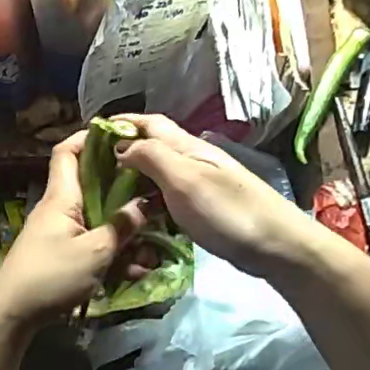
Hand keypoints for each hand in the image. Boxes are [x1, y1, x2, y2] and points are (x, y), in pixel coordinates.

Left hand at [0, 129, 145, 329]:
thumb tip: (144, 205)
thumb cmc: (51, 276)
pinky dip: (114, 255)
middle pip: (94, 187)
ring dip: (126, 233)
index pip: (68, 152)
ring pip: (99, 222)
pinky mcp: (63, 258)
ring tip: (154, 249)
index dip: (91, 138)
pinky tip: (137, 271)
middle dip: (126, 192)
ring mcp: (61, 235)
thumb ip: (122, 227)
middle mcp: (60, 210)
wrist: (12, 314)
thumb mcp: (94, 252)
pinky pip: (94, 247)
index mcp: (62, 197)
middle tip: (155, 197)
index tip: (122, 138)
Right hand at [111, 114, 322, 276]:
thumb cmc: (228, 212)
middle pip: (153, 145)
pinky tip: (138, 212)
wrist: (277, 246)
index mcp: (188, 147)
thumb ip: (152, 157)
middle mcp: (193, 159)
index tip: (92, 132)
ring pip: (159, 171)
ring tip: (108, 191)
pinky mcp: (204, 207)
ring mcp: (201, 184)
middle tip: (93, 168)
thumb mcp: (185, 180)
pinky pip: (167, 194)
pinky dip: (148, 198)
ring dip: (134, 175)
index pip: (150, 123)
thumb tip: (121, 146)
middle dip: (123, 149)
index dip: (122, 122)